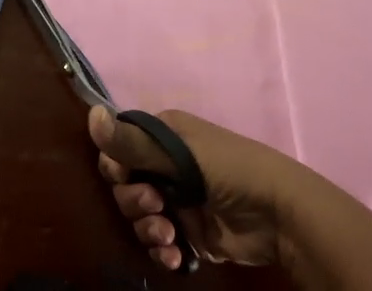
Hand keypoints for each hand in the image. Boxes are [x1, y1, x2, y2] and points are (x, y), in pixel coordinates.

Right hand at [89, 104, 302, 271]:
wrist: (281, 216)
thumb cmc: (230, 170)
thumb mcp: (180, 153)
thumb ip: (132, 143)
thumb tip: (90, 114)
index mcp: (162, 136)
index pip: (119, 148)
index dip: (115, 166)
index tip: (124, 176)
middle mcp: (166, 166)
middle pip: (124, 184)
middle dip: (133, 200)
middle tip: (155, 206)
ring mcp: (177, 201)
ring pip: (139, 216)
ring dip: (147, 228)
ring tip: (169, 236)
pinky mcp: (190, 234)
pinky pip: (160, 242)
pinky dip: (162, 251)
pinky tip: (175, 256)